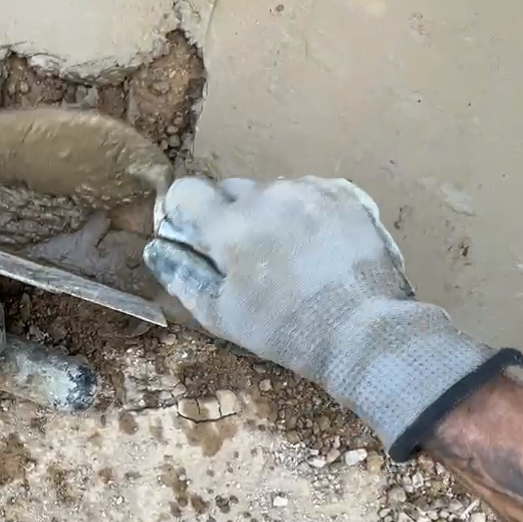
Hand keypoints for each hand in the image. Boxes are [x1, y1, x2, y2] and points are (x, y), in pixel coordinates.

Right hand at [143, 176, 522, 458]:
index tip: (193, 240)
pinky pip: (309, 193)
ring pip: (271, 191)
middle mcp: (268, 194)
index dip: (183, 215)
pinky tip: (315, 248)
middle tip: (243, 258)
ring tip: (287, 256)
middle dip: (226, 216)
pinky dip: (303, 213)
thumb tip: (157, 248)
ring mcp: (311, 190)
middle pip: (229, 189)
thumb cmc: (282, 330)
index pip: (186, 191)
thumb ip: (182, 275)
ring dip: (267, 214)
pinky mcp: (346, 194)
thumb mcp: (221, 313)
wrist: (365, 332)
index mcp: (230, 224)